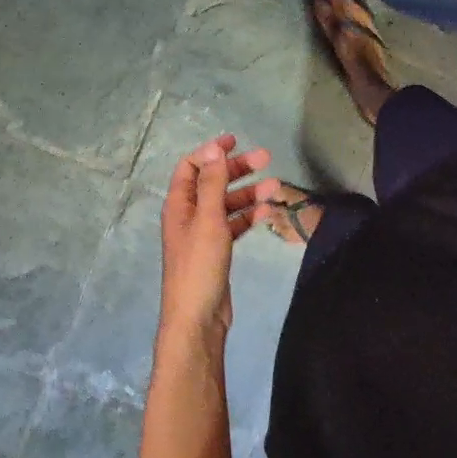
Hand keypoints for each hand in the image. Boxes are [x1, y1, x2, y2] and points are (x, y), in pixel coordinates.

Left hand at [160, 135, 279, 337]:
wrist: (197, 316)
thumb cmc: (199, 265)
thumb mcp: (208, 220)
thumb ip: (212, 183)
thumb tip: (215, 149)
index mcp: (179, 205)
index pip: (191, 167)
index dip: (211, 152)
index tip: (236, 141)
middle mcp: (189, 216)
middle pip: (213, 183)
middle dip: (238, 170)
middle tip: (266, 159)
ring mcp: (203, 235)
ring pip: (227, 205)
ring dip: (249, 193)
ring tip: (277, 187)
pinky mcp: (218, 251)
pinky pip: (235, 225)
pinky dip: (250, 216)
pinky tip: (269, 212)